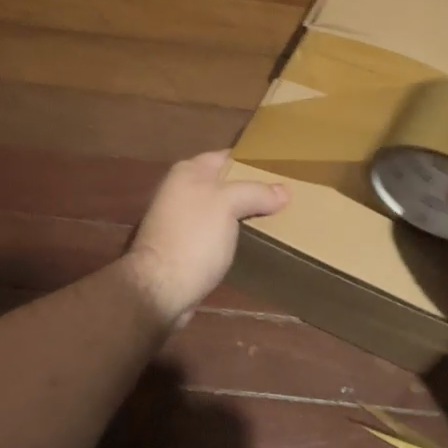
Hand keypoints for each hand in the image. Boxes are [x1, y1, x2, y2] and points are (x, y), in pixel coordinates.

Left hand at [124, 150, 287, 323]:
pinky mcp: (185, 250)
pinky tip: (253, 243)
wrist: (161, 289)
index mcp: (188, 173)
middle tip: (285, 197)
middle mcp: (181, 193)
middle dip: (251, 191)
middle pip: (224, 186)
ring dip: (244, 217)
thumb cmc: (194, 238)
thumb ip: (256, 192)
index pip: (226, 157)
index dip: (252, 162)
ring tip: (277, 219)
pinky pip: (216, 237)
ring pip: (221, 213)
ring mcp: (181, 223)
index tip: (281, 169)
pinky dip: (232, 238)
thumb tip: (284, 191)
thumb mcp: (228, 205)